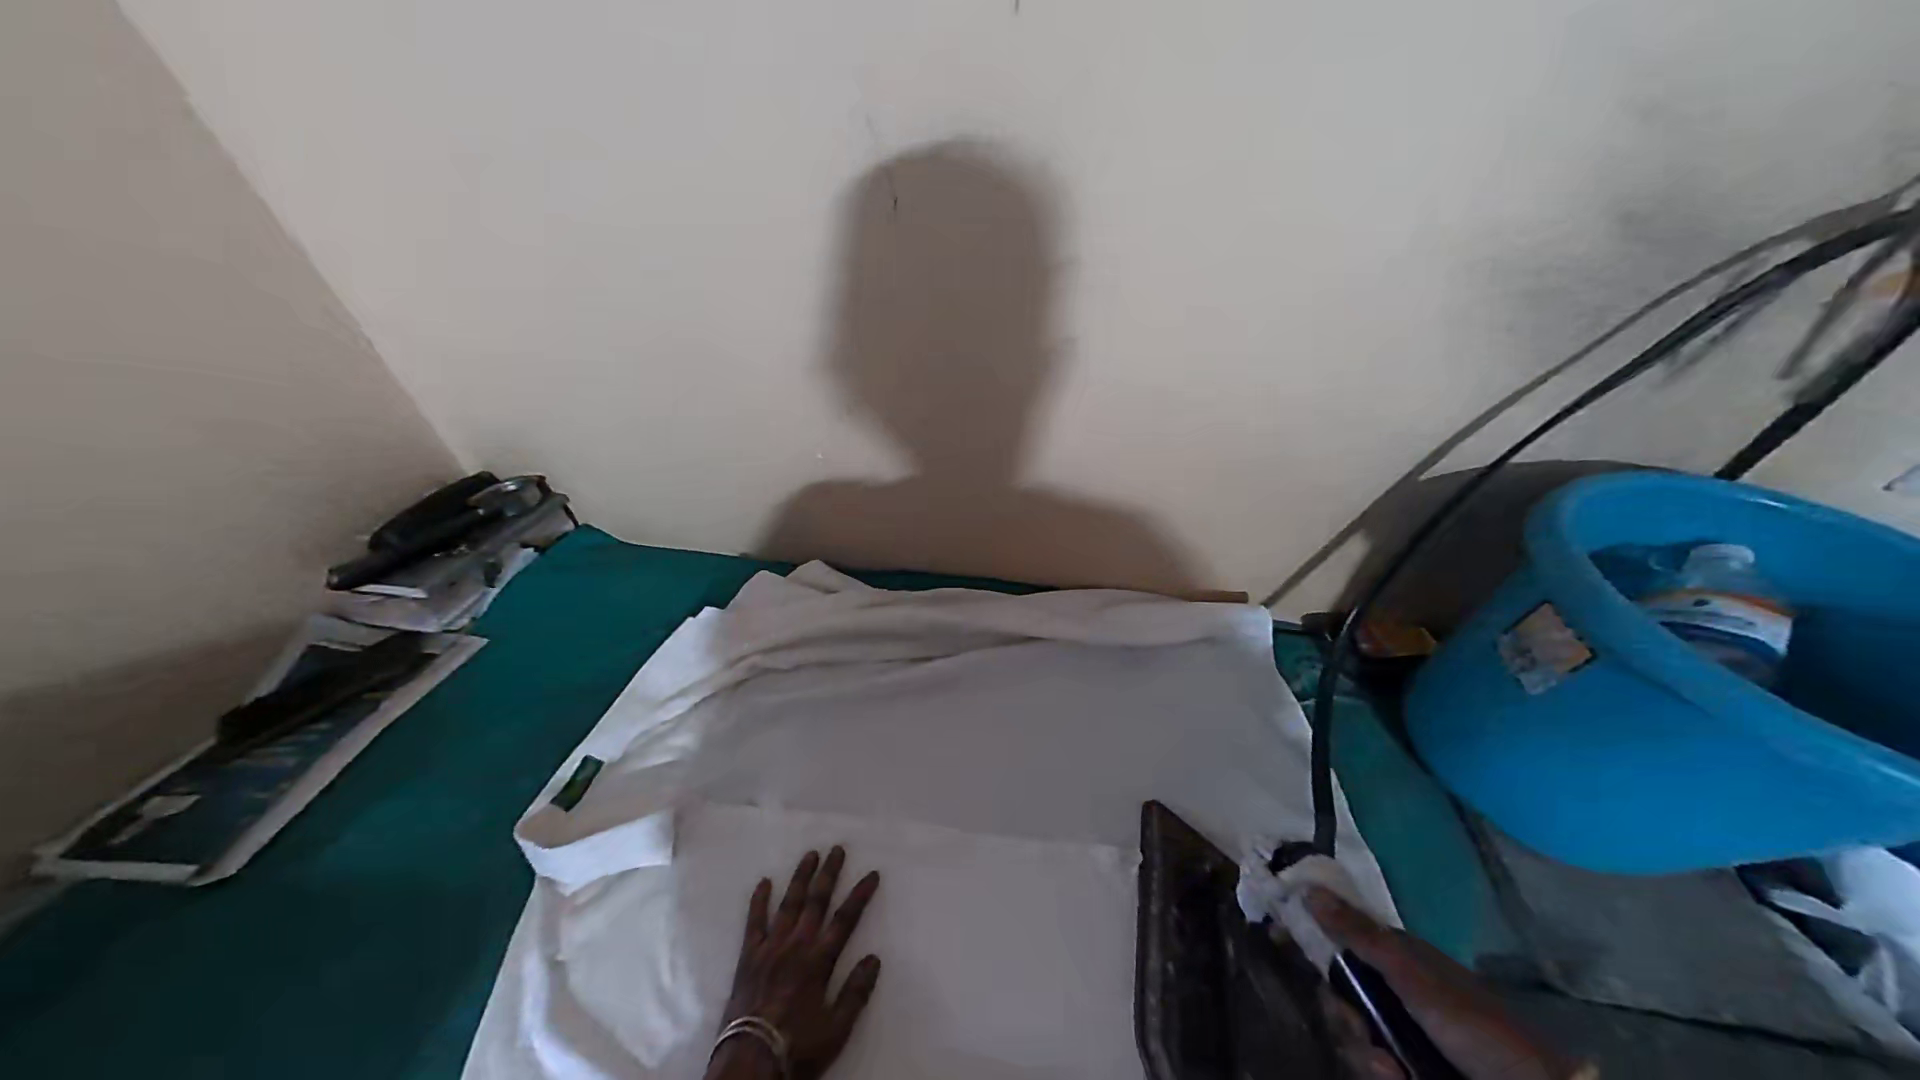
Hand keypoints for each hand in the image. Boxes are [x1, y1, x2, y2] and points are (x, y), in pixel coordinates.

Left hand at [706, 847, 881, 1079]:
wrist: (748, 1064)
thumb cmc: (797, 1048)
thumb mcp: (836, 1029)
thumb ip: (856, 992)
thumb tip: (874, 958)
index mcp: (819, 961)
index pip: (845, 919)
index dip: (860, 895)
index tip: (872, 874)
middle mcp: (796, 945)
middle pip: (816, 902)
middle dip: (829, 874)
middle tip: (837, 849)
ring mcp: (770, 948)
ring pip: (788, 904)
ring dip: (800, 878)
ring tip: (810, 855)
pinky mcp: (748, 957)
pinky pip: (754, 922)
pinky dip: (759, 901)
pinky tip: (764, 882)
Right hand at [1307, 889, 1583, 1079]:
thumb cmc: (1471, 1023)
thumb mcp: (1412, 974)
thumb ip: (1359, 934)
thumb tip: (1307, 888)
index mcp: (1394, 956)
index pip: (1338, 935)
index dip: (1308, 935)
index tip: (1278, 937)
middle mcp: (1391, 989)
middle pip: (1335, 990)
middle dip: (1340, 1012)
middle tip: (1358, 1025)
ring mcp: (1399, 1030)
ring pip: (1348, 1031)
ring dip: (1361, 1050)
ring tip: (1390, 1067)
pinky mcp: (1405, 1065)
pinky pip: (1368, 1063)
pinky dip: (1378, 1071)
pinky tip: (1398, 1077)